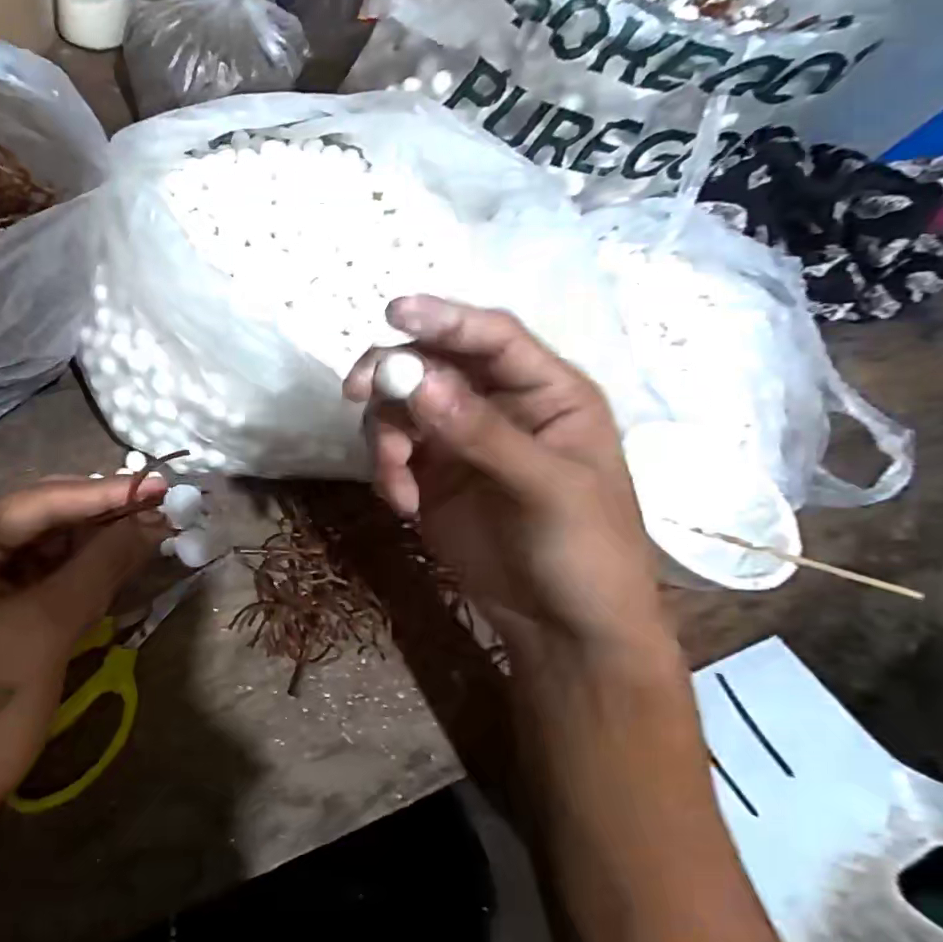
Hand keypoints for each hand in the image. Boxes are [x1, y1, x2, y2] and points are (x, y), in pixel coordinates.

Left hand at [0, 477, 166, 820]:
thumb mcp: (51, 626)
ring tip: (153, 530)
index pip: (41, 502)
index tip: (162, 484)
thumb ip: (103, 564)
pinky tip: (120, 561)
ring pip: (49, 542)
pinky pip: (44, 570)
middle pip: (45, 516)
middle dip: (104, 516)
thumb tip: (154, 518)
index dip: (106, 493)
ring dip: (98, 541)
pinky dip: (81, 569)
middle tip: (165, 506)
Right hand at [345, 296, 670, 678]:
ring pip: (400, 406)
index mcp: (546, 393)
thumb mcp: (546, 489)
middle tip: (356, 392)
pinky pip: (390, 450)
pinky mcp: (430, 474)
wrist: (564, 628)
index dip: (444, 319)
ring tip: (397, 481)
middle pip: (430, 363)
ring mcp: (458, 441)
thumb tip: (416, 381)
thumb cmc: (585, 551)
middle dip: (391, 376)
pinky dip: (384, 470)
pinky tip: (402, 505)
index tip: (393, 313)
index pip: (491, 338)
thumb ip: (481, 433)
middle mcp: (497, 406)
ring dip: (385, 436)